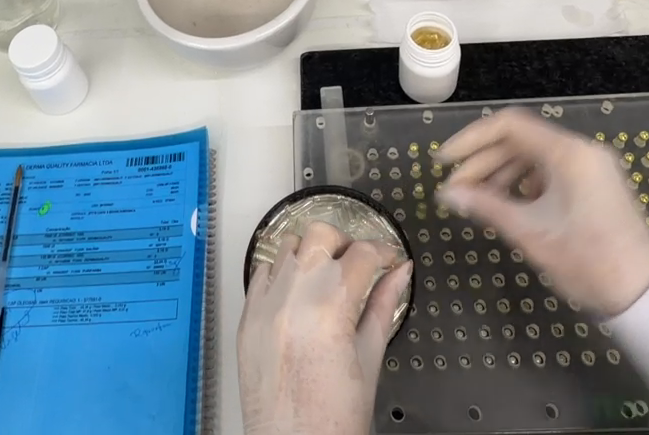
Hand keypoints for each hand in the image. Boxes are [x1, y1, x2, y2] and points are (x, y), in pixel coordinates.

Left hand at [237, 221, 412, 434]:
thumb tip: (401, 271)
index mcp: (332, 303)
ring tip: (326, 277)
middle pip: (321, 234)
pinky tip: (296, 292)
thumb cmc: (337, 416)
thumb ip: (384, 305)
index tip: (391, 258)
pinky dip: (281, 272)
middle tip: (358, 264)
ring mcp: (265, 301)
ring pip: (288, 245)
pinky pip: (262, 272)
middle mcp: (294, 292)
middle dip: (345, 242)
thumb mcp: (370, 358)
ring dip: (310, 252)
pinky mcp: (246, 315)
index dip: (383, 250)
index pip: (363, 253)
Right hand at [435, 109, 648, 314]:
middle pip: (519, 141)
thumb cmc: (587, 261)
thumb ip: (485, 207)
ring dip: (501, 174)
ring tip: (478, 201)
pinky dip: (524, 184)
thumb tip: (446, 194)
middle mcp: (581, 150)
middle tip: (456, 189)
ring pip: (533, 157)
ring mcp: (591, 167)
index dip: (471, 139)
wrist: (645, 298)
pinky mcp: (596, 184)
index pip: (508, 126)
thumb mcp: (529, 233)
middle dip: (483, 163)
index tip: (444, 160)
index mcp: (568, 153)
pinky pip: (550, 171)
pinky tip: (508, 207)